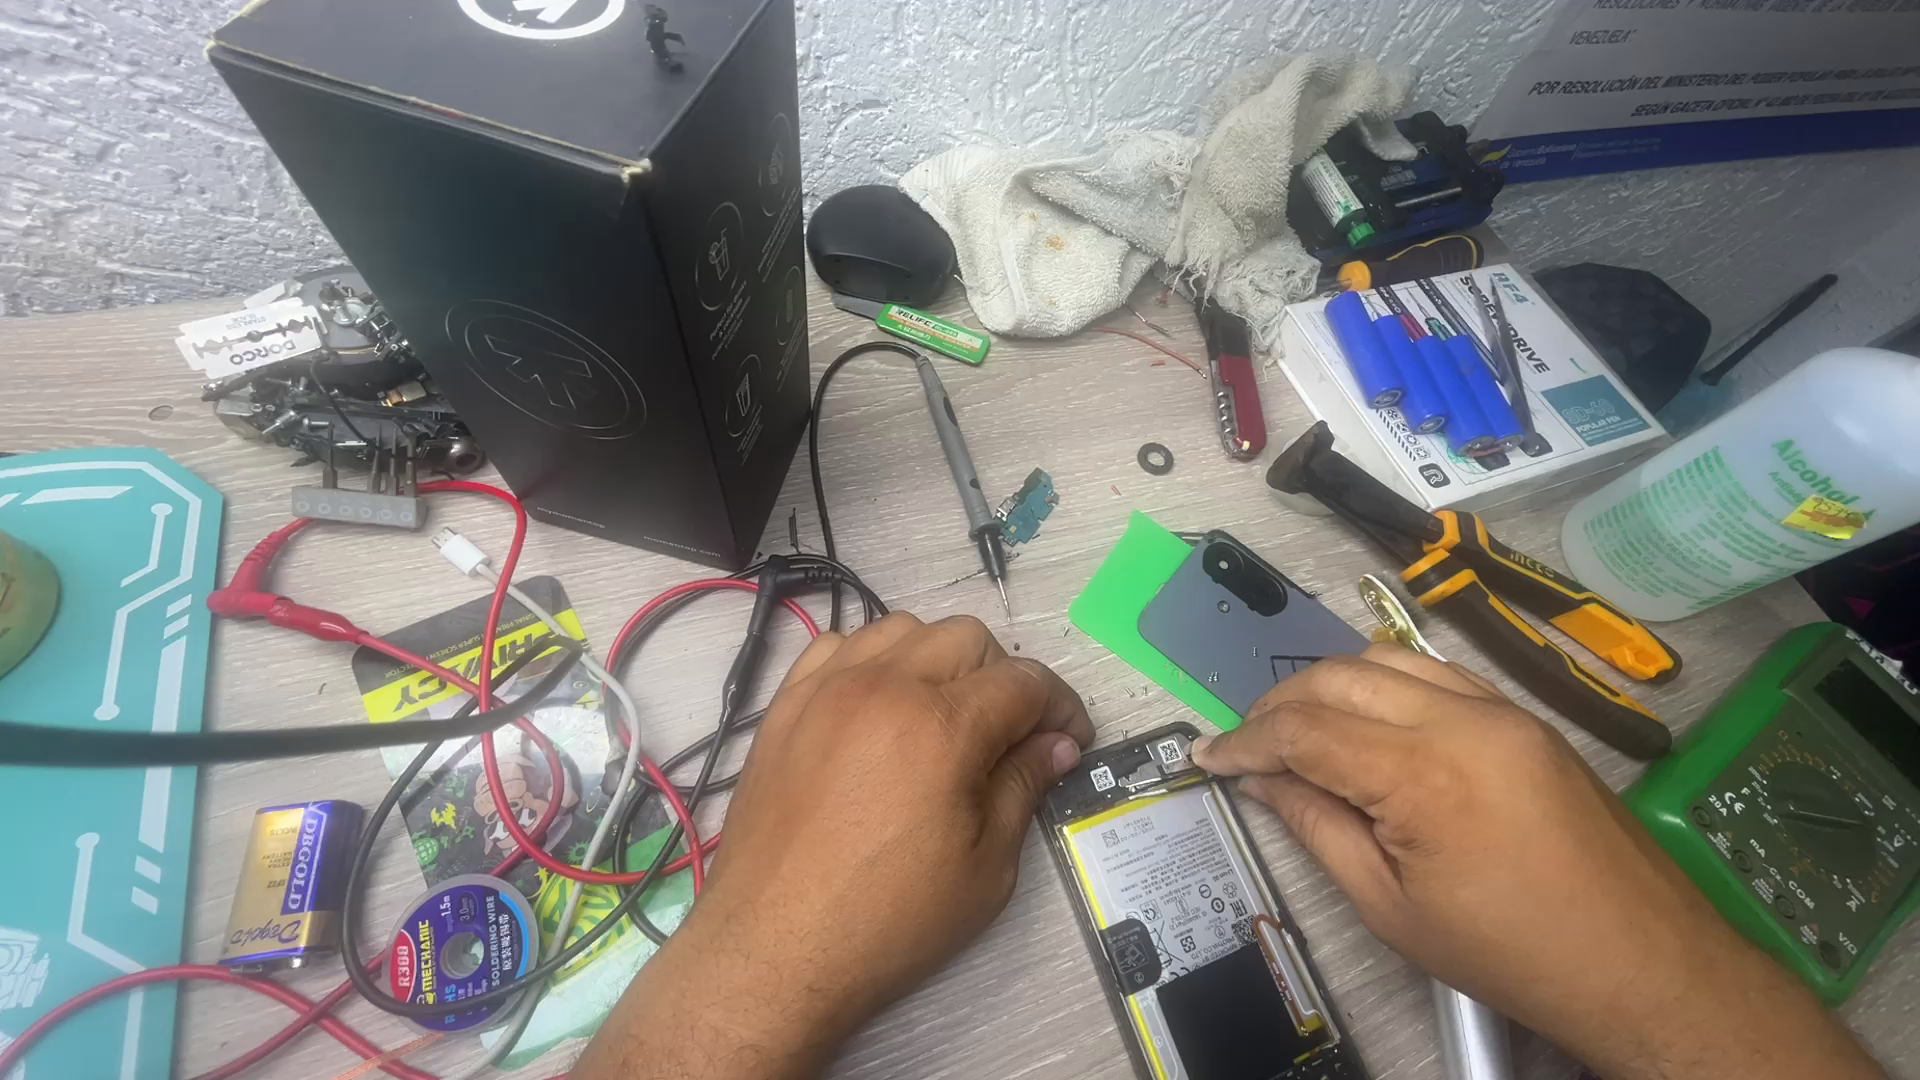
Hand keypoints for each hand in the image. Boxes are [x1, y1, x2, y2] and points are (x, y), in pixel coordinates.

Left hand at [575, 613, 1092, 1079]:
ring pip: (904, 627)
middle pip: (967, 637)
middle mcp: (886, 685)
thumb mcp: (985, 867)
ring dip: (938, 658)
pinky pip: (839, 644)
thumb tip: (1057, 744)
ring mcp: (829, 685)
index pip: (1024, 681)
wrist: (771, 948)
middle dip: (1003, 676)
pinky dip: (872, 658)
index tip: (1068, 738)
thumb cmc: (889, 920)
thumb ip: (1025, 786)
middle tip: (1006, 732)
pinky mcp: (787, 701)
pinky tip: (877, 702)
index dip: (1060, 705)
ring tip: (941, 711)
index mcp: (943, 726)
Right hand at [1191, 643, 1882, 1079]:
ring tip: (1296, 728)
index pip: (1302, 731)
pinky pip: (1427, 670)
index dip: (1243, 742)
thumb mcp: (1388, 906)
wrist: (1655, 972)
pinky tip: (1362, 718)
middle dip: (1274, 707)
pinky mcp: (1520, 715)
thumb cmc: (1511, 954)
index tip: (1206, 757)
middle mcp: (1459, 719)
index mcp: (1421, 774)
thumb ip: (1312, 824)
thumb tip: (1256, 780)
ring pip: (1376, 659)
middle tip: (1246, 747)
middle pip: (1332, 679)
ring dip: (1322, 687)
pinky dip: (1376, 682)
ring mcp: (1497, 709)